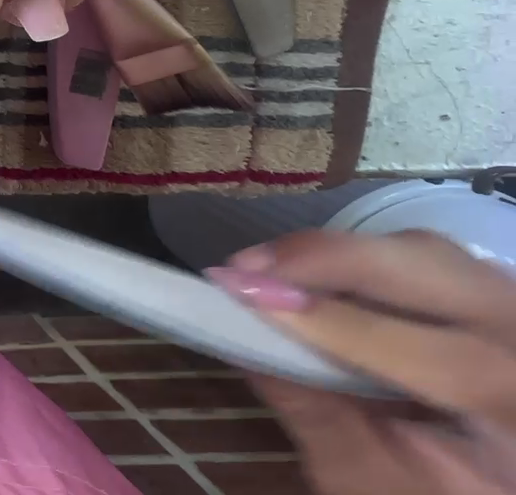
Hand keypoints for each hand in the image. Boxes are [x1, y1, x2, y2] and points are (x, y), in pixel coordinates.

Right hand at [210, 230, 515, 493]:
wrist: (487, 483)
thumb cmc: (427, 494)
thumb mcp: (371, 480)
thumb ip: (315, 413)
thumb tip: (240, 336)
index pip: (444, 357)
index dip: (334, 320)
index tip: (235, 291)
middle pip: (440, 274)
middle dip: (330, 260)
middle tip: (242, 267)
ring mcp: (514, 313)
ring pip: (427, 253)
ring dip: (335, 255)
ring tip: (263, 269)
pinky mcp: (487, 297)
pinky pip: (423, 258)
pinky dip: (355, 259)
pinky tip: (304, 277)